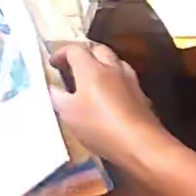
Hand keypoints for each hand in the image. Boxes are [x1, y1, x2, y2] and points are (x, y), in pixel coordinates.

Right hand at [50, 43, 180, 178]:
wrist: (142, 145)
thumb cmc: (99, 125)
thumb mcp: (67, 112)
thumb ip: (57, 96)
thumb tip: (53, 87)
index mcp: (90, 68)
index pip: (74, 49)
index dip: (61, 53)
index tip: (53, 63)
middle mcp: (111, 68)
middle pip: (98, 50)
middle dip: (84, 54)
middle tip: (73, 67)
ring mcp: (130, 81)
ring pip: (115, 62)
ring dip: (102, 65)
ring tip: (92, 79)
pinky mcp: (142, 97)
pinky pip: (125, 80)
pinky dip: (115, 81)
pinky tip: (110, 96)